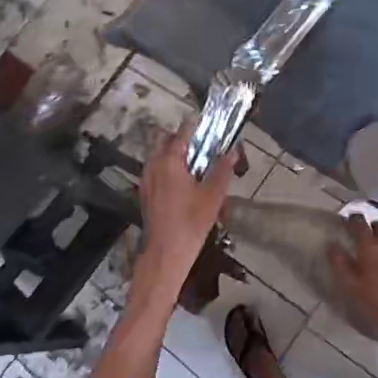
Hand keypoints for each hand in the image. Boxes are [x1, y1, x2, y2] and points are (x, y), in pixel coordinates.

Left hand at [135, 122, 237, 293]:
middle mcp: (153, 166)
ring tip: (196, 164)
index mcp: (169, 161)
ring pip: (159, 157)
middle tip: (204, 145)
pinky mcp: (145, 193)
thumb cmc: (191, 222)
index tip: (208, 125)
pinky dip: (168, 169)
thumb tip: (232, 152)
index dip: (195, 127)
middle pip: (167, 143)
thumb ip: (223, 170)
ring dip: (175, 155)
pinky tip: (183, 183)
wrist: (166, 252)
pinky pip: (156, 171)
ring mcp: (146, 180)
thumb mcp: (213, 195)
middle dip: (184, 140)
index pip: (181, 133)